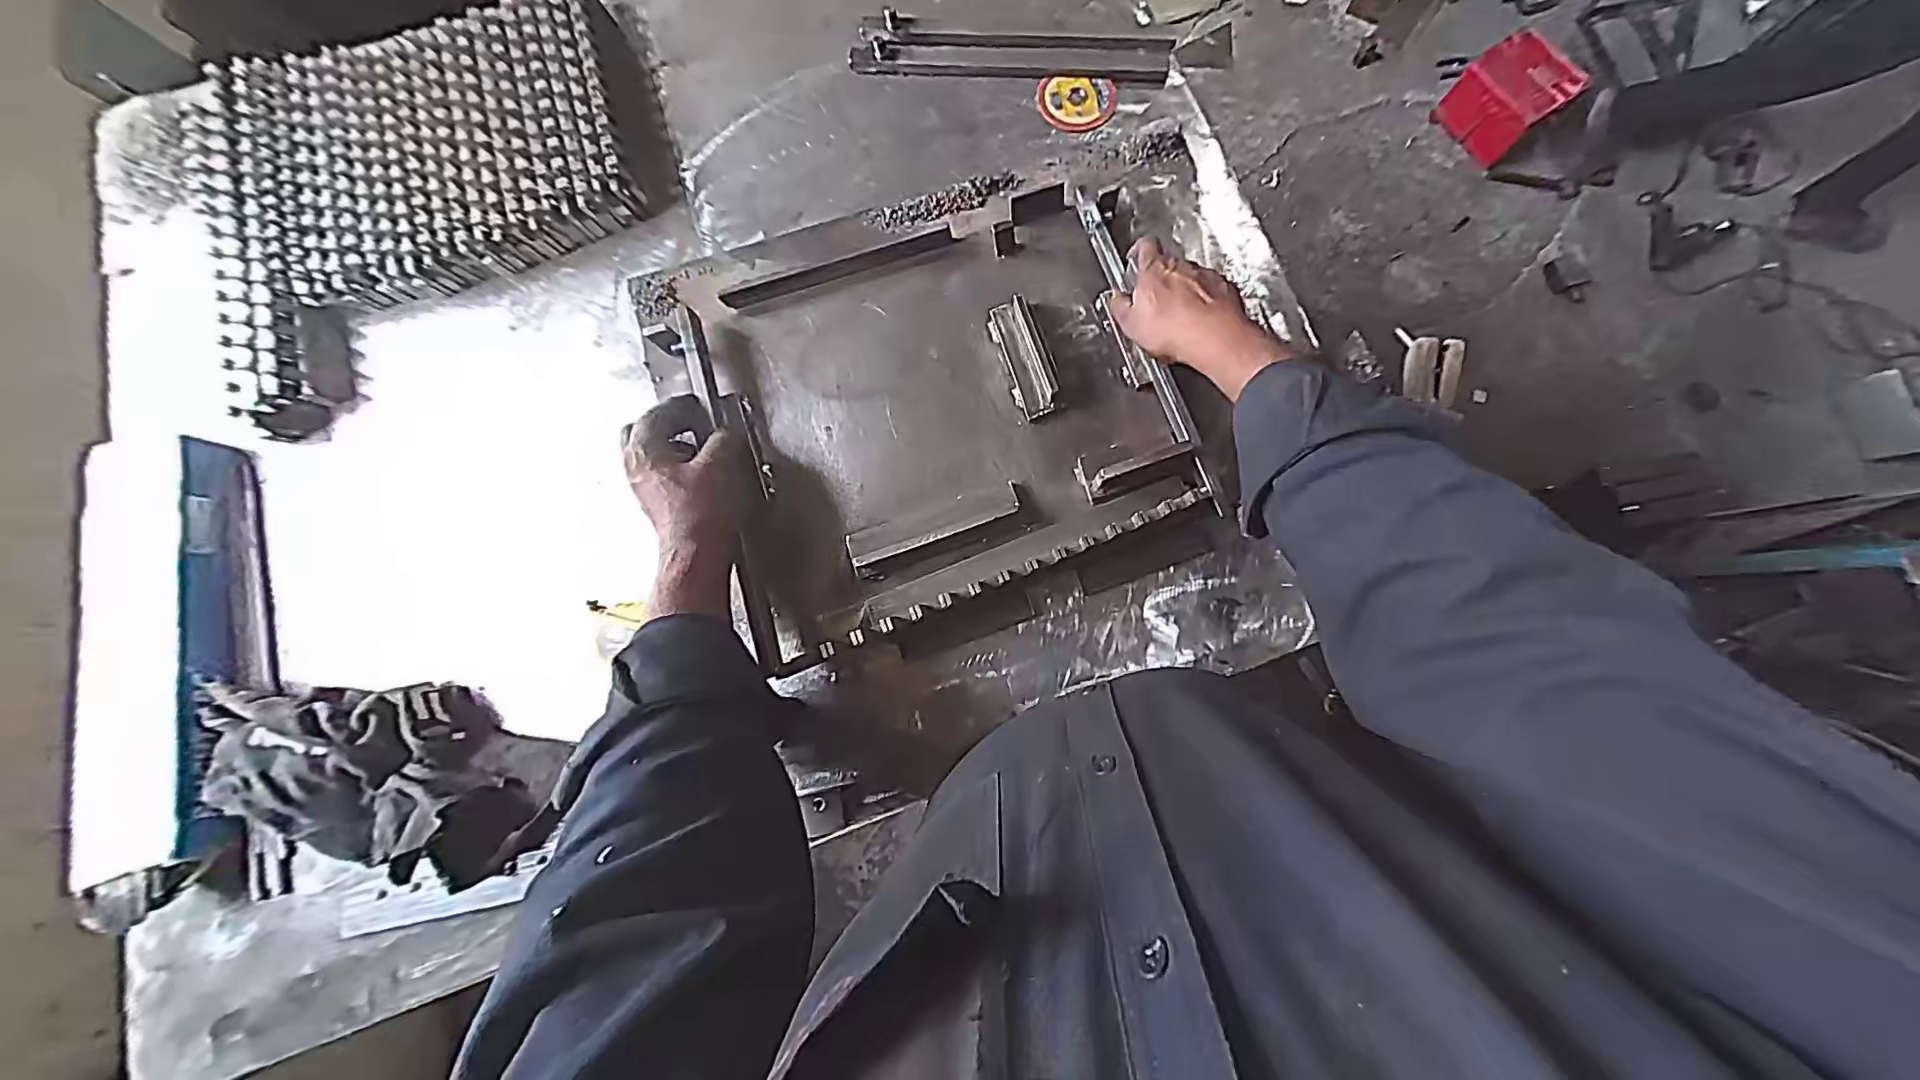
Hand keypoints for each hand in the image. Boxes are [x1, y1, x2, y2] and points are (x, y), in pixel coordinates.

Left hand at [621, 395, 740, 619]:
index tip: (695, 405)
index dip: (679, 407)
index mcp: (643, 452)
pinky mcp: (659, 505)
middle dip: (667, 425)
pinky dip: (680, 469)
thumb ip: (723, 440)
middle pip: (643, 433)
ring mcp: (645, 489)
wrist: (696, 554)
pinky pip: (664, 477)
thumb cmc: (699, 515)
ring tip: (702, 448)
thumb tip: (726, 435)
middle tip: (691, 422)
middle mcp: (636, 469)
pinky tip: (702, 475)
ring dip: (675, 448)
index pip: (655, 415)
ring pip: (654, 456)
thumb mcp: (720, 465)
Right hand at [1108, 238, 1293, 400]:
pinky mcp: (1225, 290)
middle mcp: (1182, 266)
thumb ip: (1120, 307)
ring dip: (1185, 293)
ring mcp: (1206, 276)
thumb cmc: (1173, 329)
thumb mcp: (1131, 324)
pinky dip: (1205, 303)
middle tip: (1155, 304)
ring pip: (1191, 279)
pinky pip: (1211, 292)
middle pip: (1169, 264)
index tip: (1136, 257)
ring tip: (1178, 319)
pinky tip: (1198, 323)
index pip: (1145, 246)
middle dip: (1162, 280)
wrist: (1213, 338)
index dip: (1139, 250)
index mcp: (1154, 270)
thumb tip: (1115, 300)